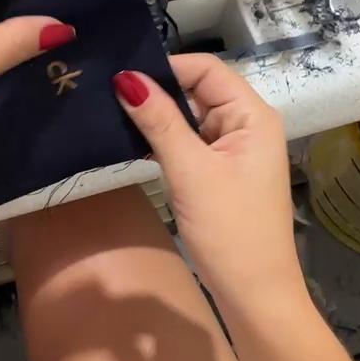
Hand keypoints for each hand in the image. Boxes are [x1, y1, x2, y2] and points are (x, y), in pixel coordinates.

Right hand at [113, 54, 300, 305]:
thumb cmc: (229, 229)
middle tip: (106, 94)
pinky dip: (164, 140)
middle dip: (156, 91)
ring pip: (189, 116)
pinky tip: (133, 143)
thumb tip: (125, 77)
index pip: (205, 69)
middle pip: (197, 89)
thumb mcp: (189, 170)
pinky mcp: (220, 170)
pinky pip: (189, 141)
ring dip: (157, 117)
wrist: (253, 292)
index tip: (120, 78)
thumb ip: (158, 121)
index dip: (165, 67)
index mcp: (251, 115)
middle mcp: (246, 124)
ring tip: (111, 114)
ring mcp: (233, 148)